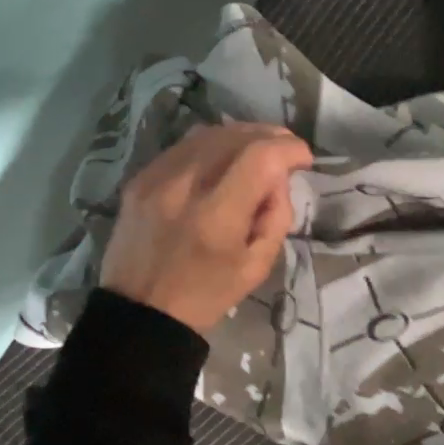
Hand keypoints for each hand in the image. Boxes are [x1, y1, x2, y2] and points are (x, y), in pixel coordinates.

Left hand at [100, 122, 312, 333]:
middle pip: (236, 136)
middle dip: (270, 136)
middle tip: (286, 150)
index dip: (289, 149)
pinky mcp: (140, 178)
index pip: (261, 157)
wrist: (140, 312)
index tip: (303, 159)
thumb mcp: (257, 266)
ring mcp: (157, 178)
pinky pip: (184, 146)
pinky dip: (212, 145)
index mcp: (217, 216)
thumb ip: (276, 216)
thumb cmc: (205, 296)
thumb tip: (277, 179)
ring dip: (241, 135)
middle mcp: (185, 186)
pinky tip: (223, 159)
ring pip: (209, 133)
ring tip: (258, 150)